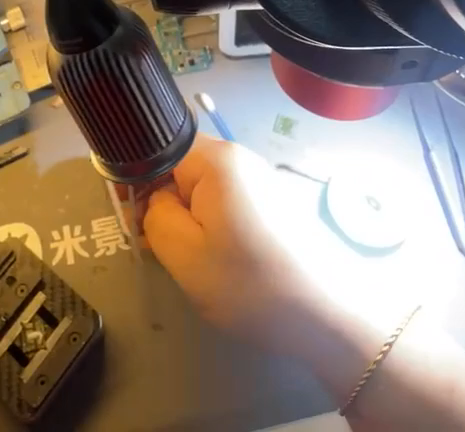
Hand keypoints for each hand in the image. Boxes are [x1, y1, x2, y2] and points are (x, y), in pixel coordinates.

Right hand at [142, 137, 351, 364]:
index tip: (135, 219)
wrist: (329, 315)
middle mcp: (241, 156)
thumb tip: (157, 199)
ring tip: (197, 260)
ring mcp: (262, 178)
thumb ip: (155, 214)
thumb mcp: (183, 253)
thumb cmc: (250, 283)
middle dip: (166, 202)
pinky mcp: (276, 202)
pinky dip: (216, 226)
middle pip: (182, 166)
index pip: (158, 149)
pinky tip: (226, 261)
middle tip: (164, 247)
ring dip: (191, 217)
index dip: (140, 182)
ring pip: (205, 187)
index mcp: (216, 158)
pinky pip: (229, 202)